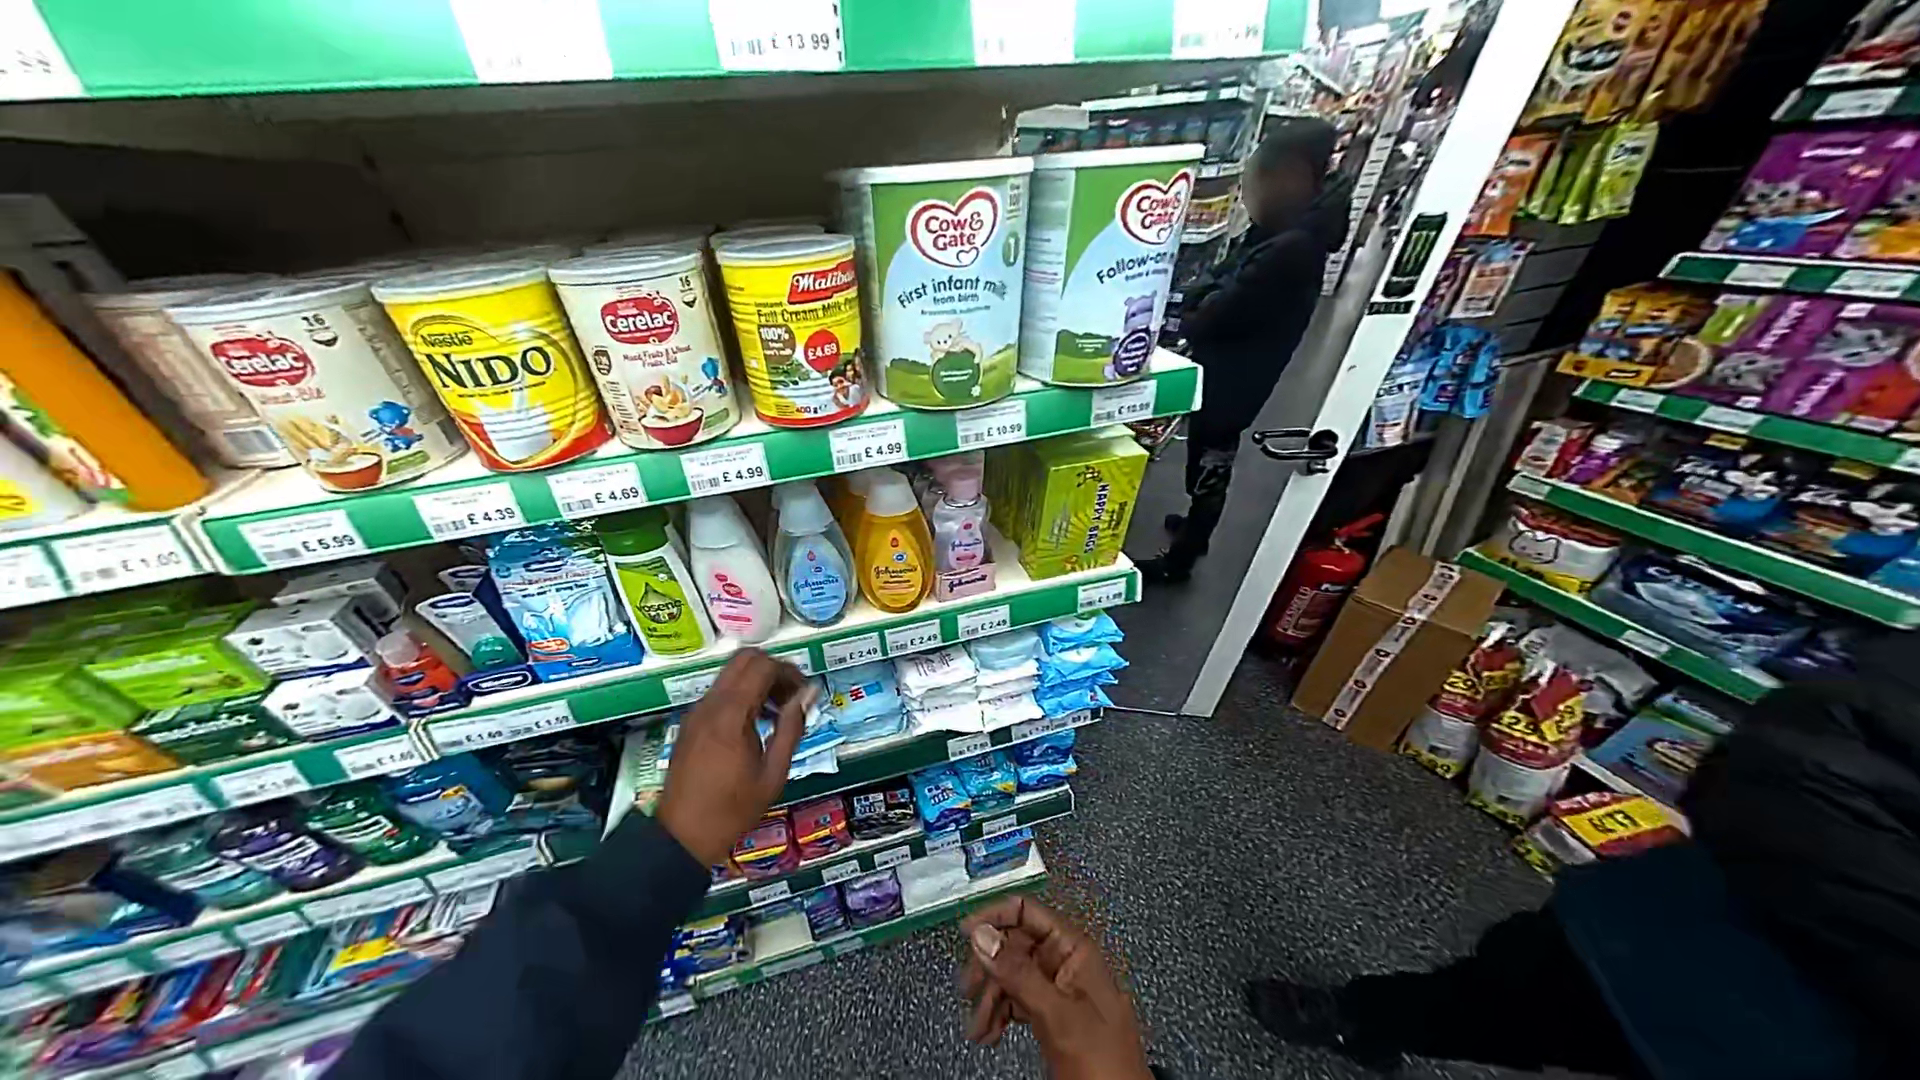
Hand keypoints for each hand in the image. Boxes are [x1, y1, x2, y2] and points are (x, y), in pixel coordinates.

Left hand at [655, 649, 812, 865]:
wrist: (683, 835)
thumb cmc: (734, 809)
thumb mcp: (774, 772)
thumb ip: (792, 727)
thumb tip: (808, 694)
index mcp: (732, 715)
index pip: (763, 666)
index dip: (789, 671)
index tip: (803, 691)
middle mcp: (710, 705)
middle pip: (745, 659)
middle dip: (773, 669)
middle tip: (791, 695)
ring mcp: (697, 711)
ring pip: (731, 672)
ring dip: (757, 680)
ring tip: (776, 711)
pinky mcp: (691, 722)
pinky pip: (720, 691)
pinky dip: (742, 693)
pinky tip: (755, 723)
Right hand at [959, 896, 1151, 1079]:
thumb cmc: (1104, 1063)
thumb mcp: (1057, 1014)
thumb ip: (1019, 973)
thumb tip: (983, 936)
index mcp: (1074, 949)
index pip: (1028, 912)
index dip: (995, 916)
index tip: (967, 932)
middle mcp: (1066, 962)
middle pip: (1015, 945)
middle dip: (988, 967)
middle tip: (969, 988)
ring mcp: (1059, 990)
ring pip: (1012, 976)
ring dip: (990, 997)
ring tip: (977, 1026)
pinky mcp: (1053, 1015)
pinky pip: (1018, 1001)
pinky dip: (999, 1015)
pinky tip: (989, 1033)